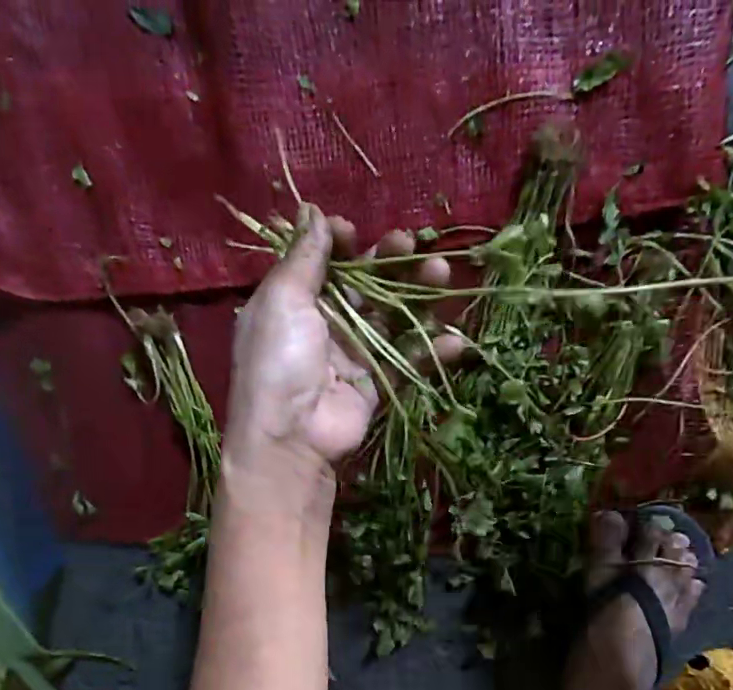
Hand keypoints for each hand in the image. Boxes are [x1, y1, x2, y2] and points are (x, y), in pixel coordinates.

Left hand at [226, 207, 453, 478]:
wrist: (292, 433)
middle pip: (366, 285)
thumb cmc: (279, 359)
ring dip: (419, 296)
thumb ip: (305, 258)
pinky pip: (409, 359)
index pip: (325, 262)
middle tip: (416, 246)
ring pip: (392, 317)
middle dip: (391, 264)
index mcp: (295, 299)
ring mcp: (354, 353)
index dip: (343, 245)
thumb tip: (315, 212)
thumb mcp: (283, 299)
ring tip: (443, 274)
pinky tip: (454, 338)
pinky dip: (432, 349)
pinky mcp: (378, 382)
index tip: (356, 231)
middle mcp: (326, 322)